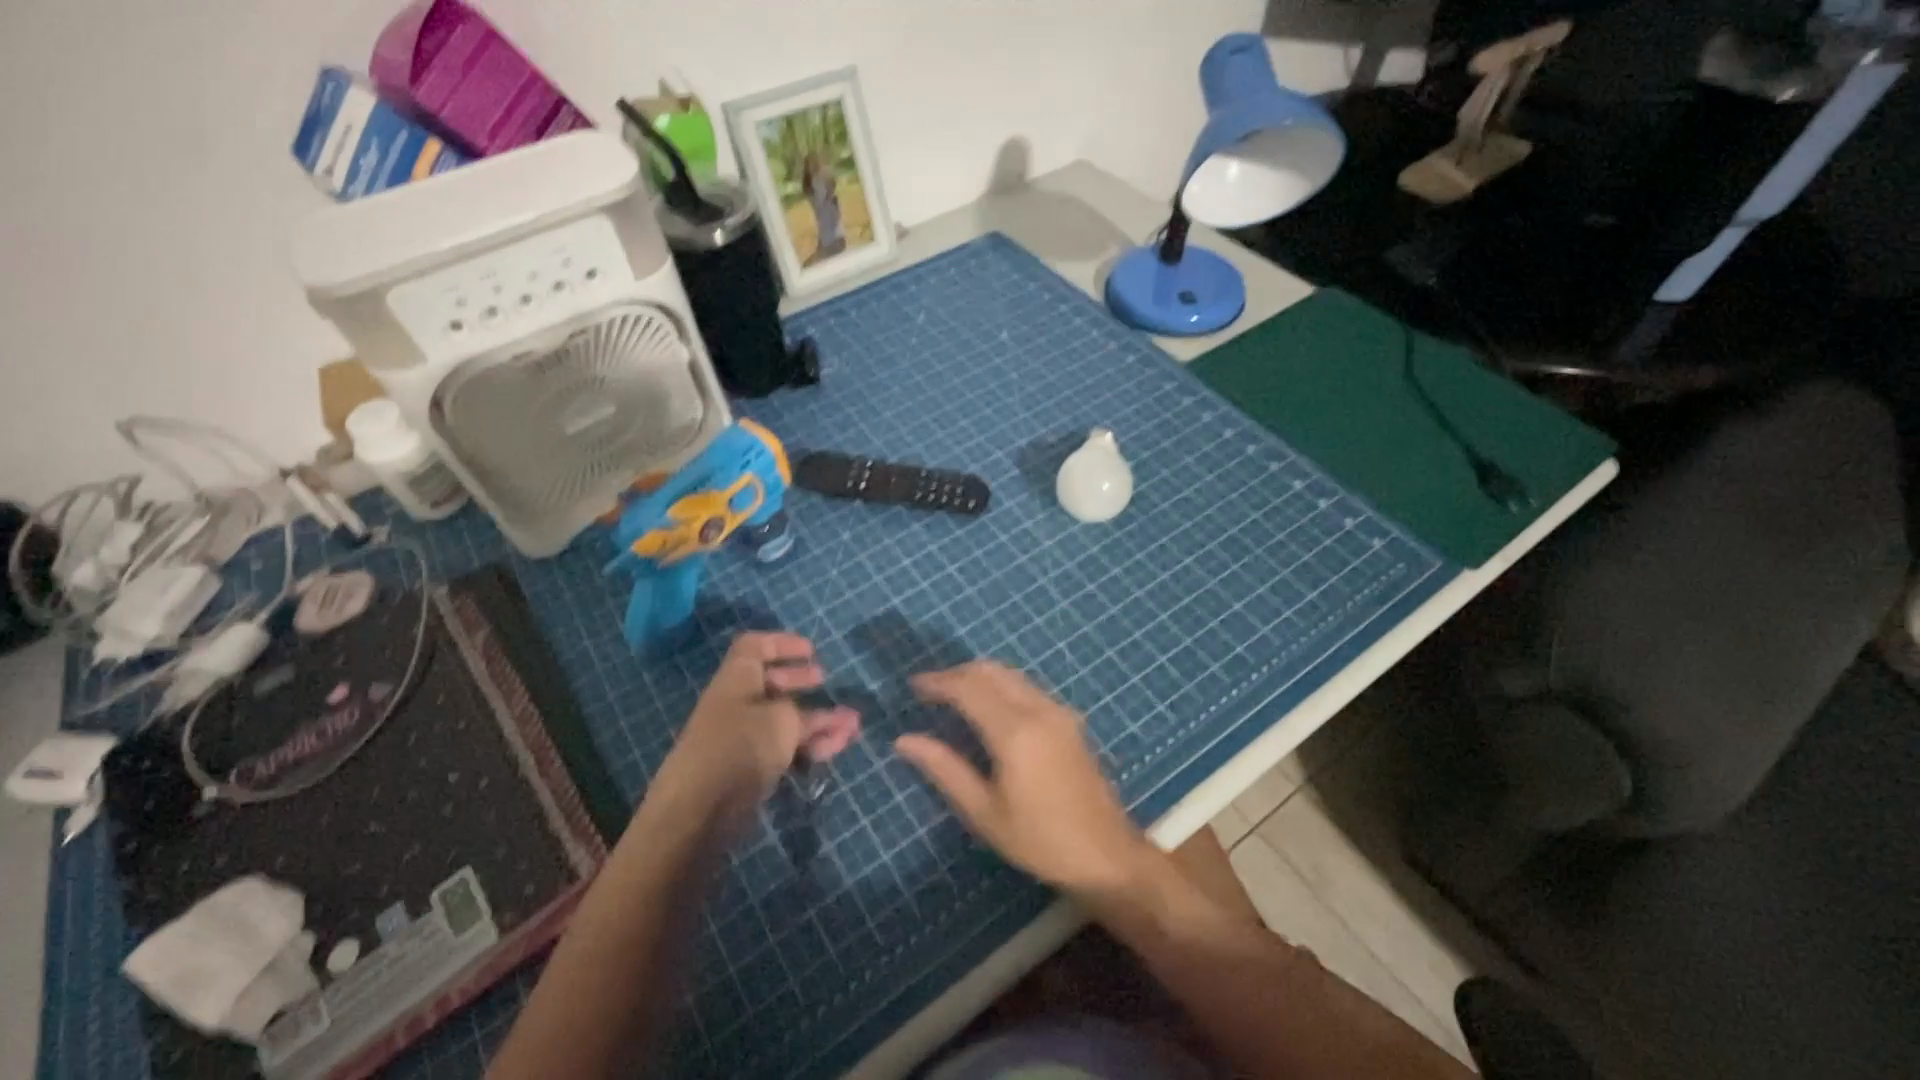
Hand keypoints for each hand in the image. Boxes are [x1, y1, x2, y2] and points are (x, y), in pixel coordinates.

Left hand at [653, 632, 860, 812]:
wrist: (701, 808)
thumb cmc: (741, 746)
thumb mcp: (783, 719)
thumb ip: (805, 715)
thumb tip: (817, 718)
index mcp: (737, 679)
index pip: (755, 647)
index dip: (783, 644)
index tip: (812, 651)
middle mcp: (738, 704)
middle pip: (771, 684)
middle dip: (801, 682)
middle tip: (826, 682)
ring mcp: (743, 738)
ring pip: (785, 721)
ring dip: (819, 721)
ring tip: (852, 726)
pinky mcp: (750, 768)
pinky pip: (785, 748)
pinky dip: (810, 745)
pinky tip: (835, 749)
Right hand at [894, 660, 1154, 897]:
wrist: (1107, 855)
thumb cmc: (1040, 841)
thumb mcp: (984, 812)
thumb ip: (945, 769)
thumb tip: (905, 740)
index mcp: (1015, 731)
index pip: (968, 688)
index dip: (937, 682)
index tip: (912, 686)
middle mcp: (1039, 710)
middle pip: (991, 671)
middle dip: (957, 673)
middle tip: (929, 690)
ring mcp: (1059, 713)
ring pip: (1012, 675)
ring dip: (980, 677)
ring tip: (953, 697)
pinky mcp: (1070, 722)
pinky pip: (1028, 688)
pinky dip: (1001, 687)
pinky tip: (988, 710)